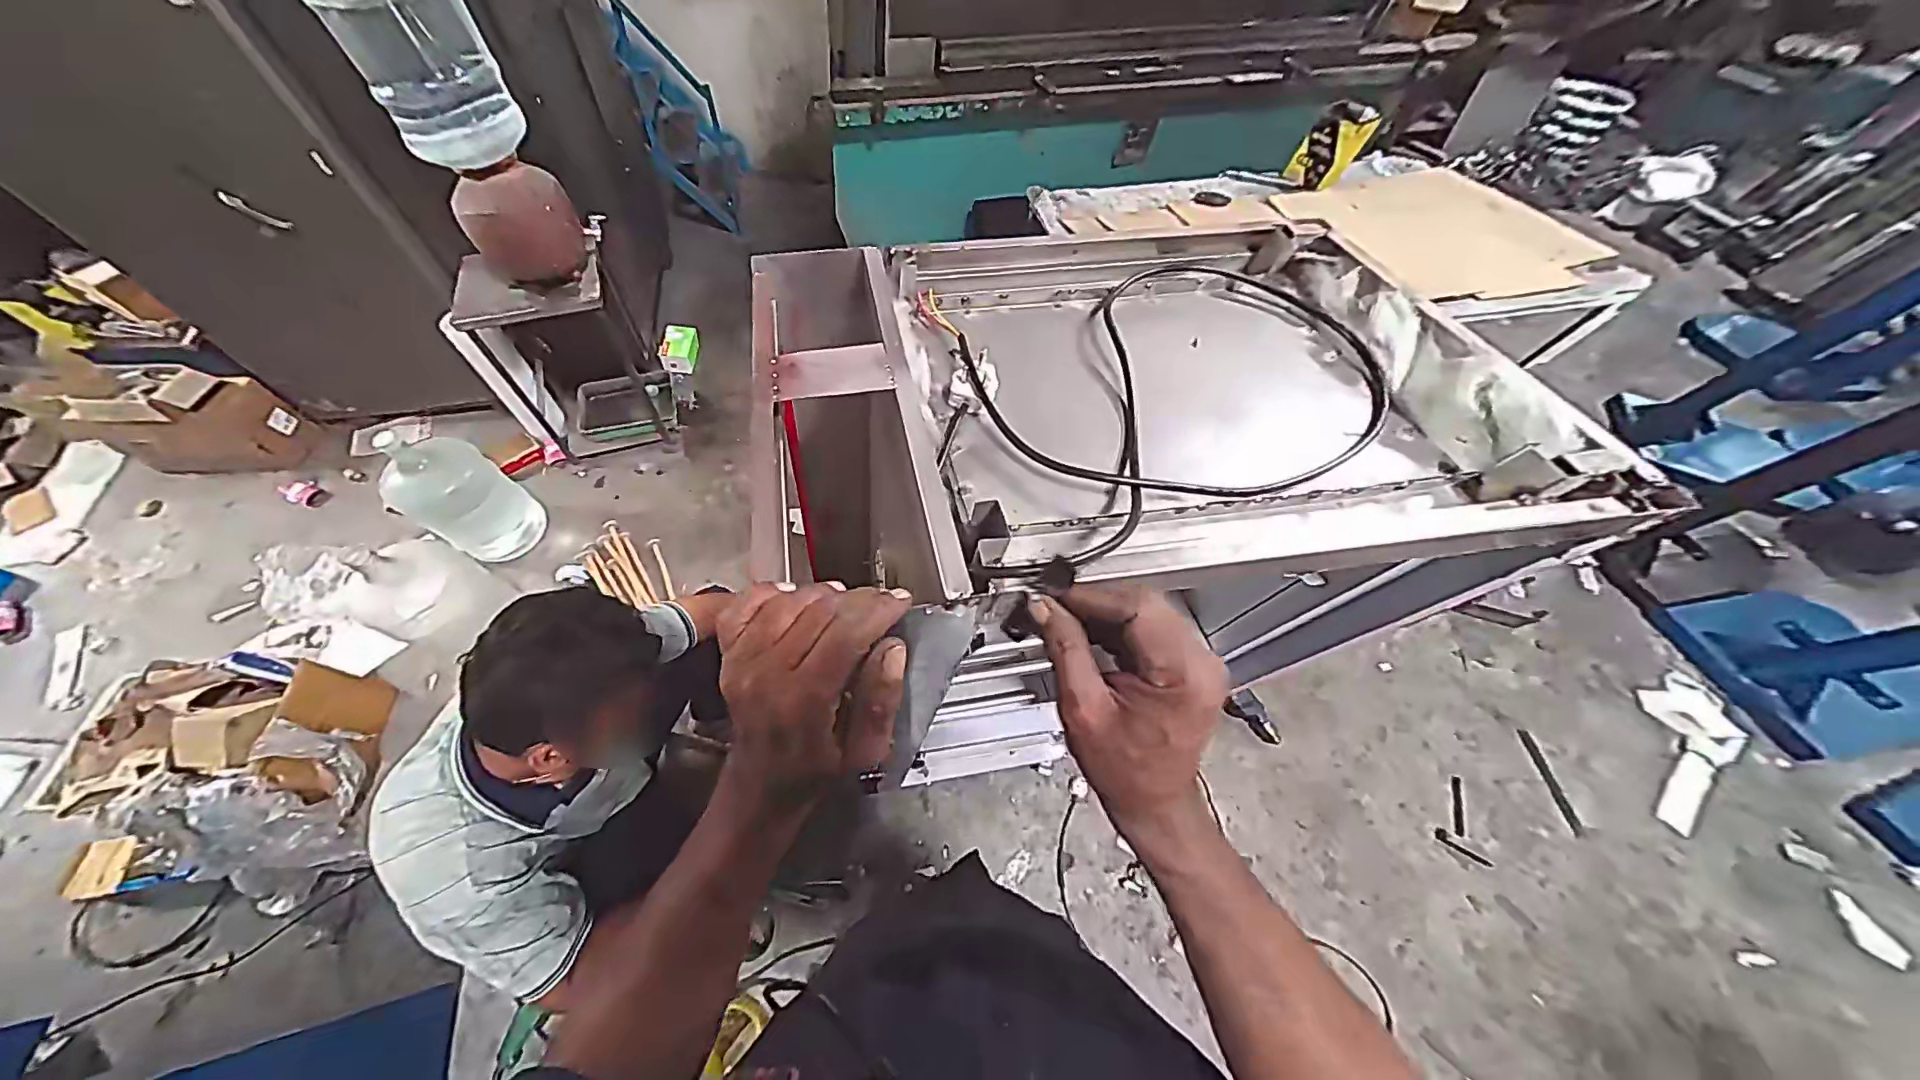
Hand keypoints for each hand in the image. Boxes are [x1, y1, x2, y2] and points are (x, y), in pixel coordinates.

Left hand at [716, 582, 909, 809]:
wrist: (760, 785)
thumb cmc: (814, 771)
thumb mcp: (864, 751)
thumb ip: (881, 701)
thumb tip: (892, 649)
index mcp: (802, 701)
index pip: (845, 634)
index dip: (878, 610)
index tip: (899, 602)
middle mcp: (765, 675)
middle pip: (819, 611)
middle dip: (860, 599)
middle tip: (882, 602)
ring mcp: (742, 661)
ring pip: (789, 601)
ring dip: (824, 594)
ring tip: (848, 604)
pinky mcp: (730, 654)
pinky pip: (750, 603)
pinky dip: (777, 592)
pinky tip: (799, 597)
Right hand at [1029, 585, 1228, 831]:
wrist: (1153, 801)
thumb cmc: (1126, 772)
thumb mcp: (1083, 709)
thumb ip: (1066, 649)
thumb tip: (1048, 610)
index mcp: (1183, 674)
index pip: (1136, 606)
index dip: (1090, 596)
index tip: (1057, 598)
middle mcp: (1202, 662)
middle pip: (1144, 602)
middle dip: (1096, 602)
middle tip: (1057, 608)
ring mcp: (1201, 661)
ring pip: (1148, 609)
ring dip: (1105, 612)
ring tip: (1070, 623)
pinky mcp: (1191, 663)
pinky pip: (1152, 626)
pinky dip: (1119, 626)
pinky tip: (1093, 636)